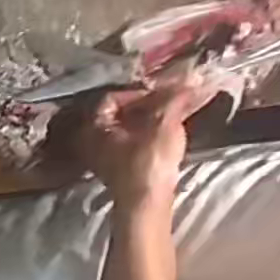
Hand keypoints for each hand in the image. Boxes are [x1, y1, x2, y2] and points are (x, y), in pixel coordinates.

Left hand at [83, 80, 213, 205]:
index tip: (162, 90)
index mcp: (93, 128)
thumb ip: (174, 98)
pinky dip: (149, 129)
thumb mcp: (163, 123)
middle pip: (118, 112)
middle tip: (173, 95)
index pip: (110, 98)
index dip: (137, 91)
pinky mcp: (117, 165)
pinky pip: (131, 140)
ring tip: (178, 107)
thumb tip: (189, 78)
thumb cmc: (148, 160)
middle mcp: (90, 141)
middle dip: (147, 101)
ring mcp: (102, 155)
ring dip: (151, 115)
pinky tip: (171, 125)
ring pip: (126, 126)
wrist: (145, 200)